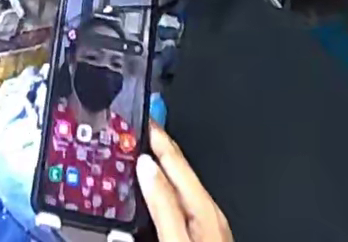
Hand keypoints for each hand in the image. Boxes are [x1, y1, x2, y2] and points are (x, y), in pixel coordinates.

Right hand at [136, 123, 230, 241]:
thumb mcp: (178, 240)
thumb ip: (163, 203)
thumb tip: (146, 164)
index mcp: (206, 209)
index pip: (176, 159)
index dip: (157, 135)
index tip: (141, 117)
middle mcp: (209, 215)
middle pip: (179, 170)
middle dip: (158, 146)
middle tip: (138, 130)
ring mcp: (207, 228)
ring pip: (178, 187)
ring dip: (159, 168)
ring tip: (142, 155)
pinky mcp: (201, 238)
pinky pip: (179, 204)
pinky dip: (164, 190)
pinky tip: (155, 194)